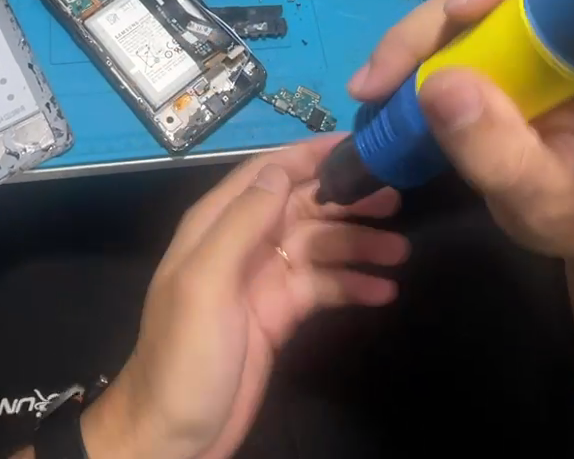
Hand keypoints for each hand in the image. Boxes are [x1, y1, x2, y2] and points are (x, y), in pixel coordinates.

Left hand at [80, 137, 405, 458]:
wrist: (173, 434)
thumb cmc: (184, 351)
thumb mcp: (205, 280)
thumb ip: (241, 222)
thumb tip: (280, 170)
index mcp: (219, 222)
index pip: (268, 172)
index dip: (309, 155)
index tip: (356, 144)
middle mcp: (245, 241)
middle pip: (302, 205)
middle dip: (346, 199)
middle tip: (395, 198)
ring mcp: (265, 277)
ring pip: (319, 245)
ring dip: (358, 243)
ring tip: (400, 251)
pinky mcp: (282, 313)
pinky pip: (323, 286)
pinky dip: (352, 284)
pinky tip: (384, 290)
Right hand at [347, 0, 573, 264]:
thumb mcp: (544, 197)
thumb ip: (498, 151)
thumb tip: (436, 86)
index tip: (461, 12)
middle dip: (437, 19)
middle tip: (382, 74)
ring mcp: (540, 25)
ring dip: (418, 36)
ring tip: (372, 84)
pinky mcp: (509, 38)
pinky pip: (459, 24)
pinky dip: (419, 49)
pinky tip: (386, 80)